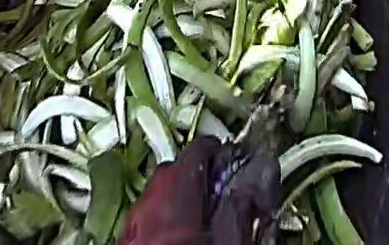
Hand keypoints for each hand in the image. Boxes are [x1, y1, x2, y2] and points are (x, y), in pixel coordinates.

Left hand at [119, 139, 277, 244]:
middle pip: (170, 173)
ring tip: (203, 223)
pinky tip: (181, 244)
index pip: (197, 153)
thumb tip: (258, 171)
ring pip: (155, 200)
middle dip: (194, 177)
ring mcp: (130, 235)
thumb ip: (242, 207)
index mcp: (177, 201)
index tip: (234, 161)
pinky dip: (162, 226)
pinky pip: (144, 227)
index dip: (218, 152)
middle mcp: (147, 211)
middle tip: (220, 194)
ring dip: (177, 202)